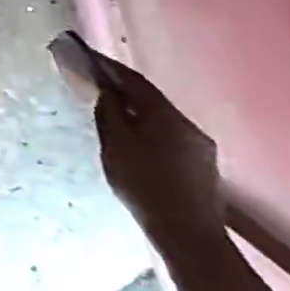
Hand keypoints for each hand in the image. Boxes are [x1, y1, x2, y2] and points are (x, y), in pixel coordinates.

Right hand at [49, 32, 222, 246]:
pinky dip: (149, 130)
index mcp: (165, 115)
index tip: (86, 54)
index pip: (133, 80)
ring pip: (161, 120)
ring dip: (137, 111)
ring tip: (113, 111)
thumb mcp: (115, 145)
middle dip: (123, 88)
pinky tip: (137, 142)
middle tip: (96, 82)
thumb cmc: (144, 185)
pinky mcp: (203, 168)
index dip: (108, 66)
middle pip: (150, 99)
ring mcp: (199, 148)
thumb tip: (106, 91)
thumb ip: (109, 112)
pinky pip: (170, 137)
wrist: (188, 236)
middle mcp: (187, 125)